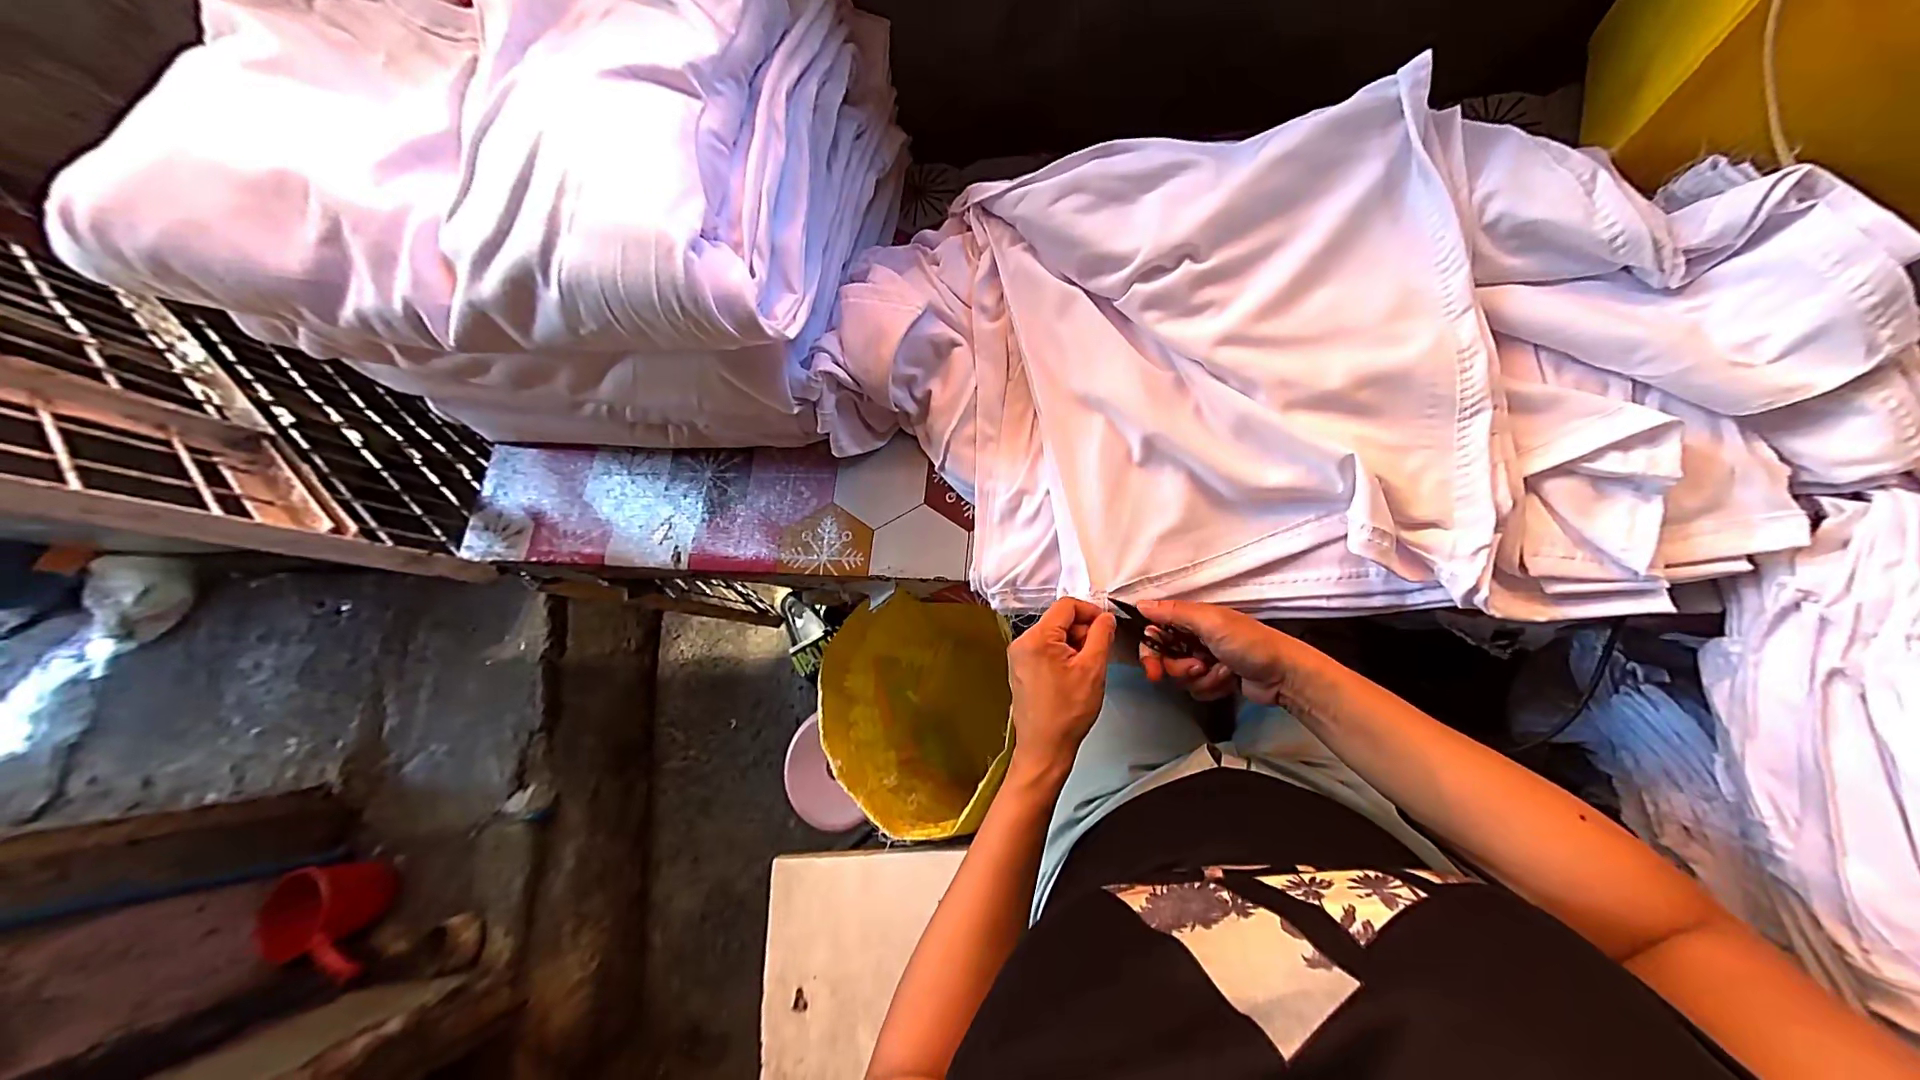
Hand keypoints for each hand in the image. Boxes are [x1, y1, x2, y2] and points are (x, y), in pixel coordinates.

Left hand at [1007, 598, 1115, 780]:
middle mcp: (1022, 642)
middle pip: (1059, 620)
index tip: (1106, 625)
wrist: (1045, 747)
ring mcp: (1019, 656)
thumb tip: (1105, 618)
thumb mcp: (1093, 669)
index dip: (1090, 611)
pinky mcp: (1021, 668)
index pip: (1066, 606)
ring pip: (1054, 635)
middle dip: (1082, 631)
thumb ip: (1101, 635)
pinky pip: (1045, 649)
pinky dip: (1063, 655)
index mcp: (1037, 638)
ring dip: (1074, 645)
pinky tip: (1073, 676)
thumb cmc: (1066, 713)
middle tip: (1098, 653)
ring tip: (1085, 670)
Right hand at [1136, 599, 1318, 706]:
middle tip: (1195, 669)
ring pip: (1179, 677)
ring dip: (1200, 678)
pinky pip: (1196, 689)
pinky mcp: (1214, 679)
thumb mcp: (1210, 622)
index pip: (1155, 633)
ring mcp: (1204, 659)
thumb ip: (1173, 612)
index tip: (1152, 668)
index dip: (1150, 650)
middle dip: (1178, 668)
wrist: (1284, 675)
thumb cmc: (1249, 644)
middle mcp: (1194, 637)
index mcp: (1192, 619)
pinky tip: (1228, 681)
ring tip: (1222, 671)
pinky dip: (1211, 687)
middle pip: (1163, 657)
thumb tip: (1141, 604)